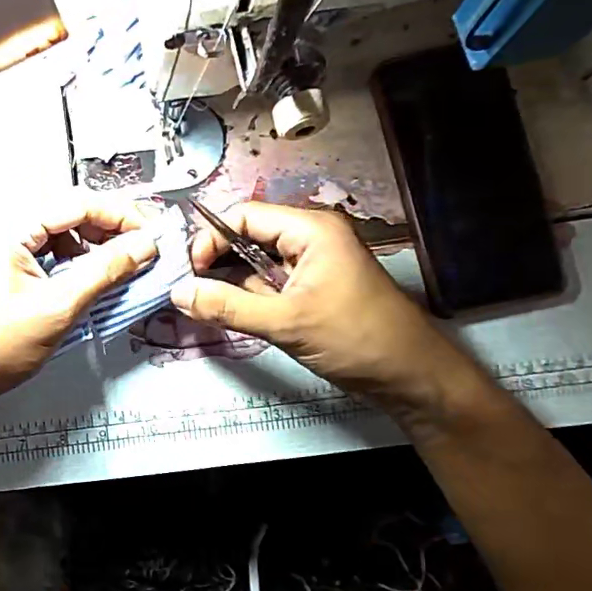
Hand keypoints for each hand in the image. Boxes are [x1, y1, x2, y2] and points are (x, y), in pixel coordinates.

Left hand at [0, 193, 157, 427]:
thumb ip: (105, 270)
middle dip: (109, 229)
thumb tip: (141, 246)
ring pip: (59, 229)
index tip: (150, 234)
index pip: (77, 202)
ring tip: (120, 266)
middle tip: (142, 248)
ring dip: (92, 244)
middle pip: (68, 210)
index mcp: (4, 223)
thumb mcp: (58, 307)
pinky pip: (45, 247)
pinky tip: (90, 277)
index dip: (121, 216)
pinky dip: (73, 258)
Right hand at [170, 203, 483, 422]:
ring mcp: (314, 266)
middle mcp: (312, 239)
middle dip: (217, 262)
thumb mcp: (287, 323)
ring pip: (259, 265)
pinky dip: (250, 298)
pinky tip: (228, 313)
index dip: (211, 238)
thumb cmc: (357, 339)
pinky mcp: (315, 291)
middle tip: (189, 290)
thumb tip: (180, 292)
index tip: (189, 270)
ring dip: (232, 283)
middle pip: (250, 238)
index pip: (246, 216)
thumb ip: (228, 307)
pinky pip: (273, 285)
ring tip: (202, 304)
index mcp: (312, 229)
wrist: (410, 374)